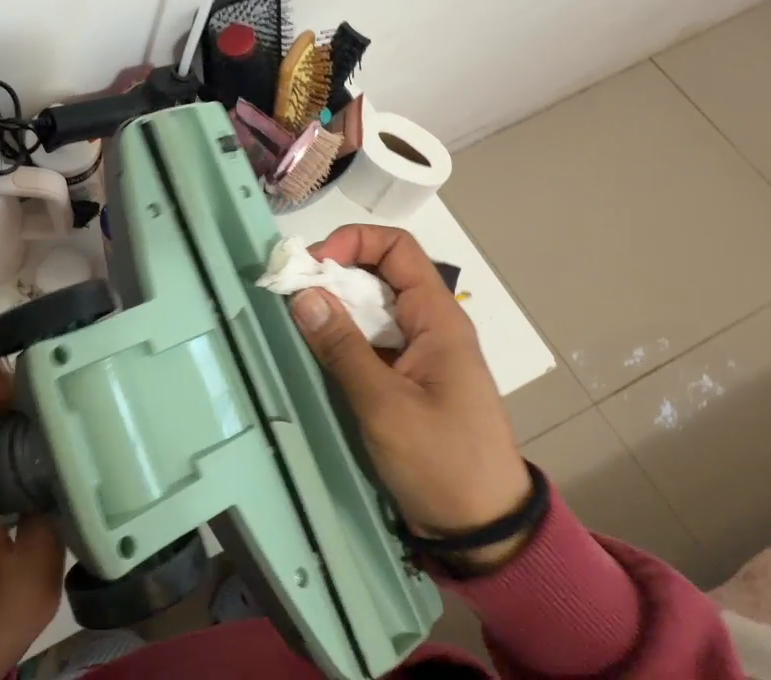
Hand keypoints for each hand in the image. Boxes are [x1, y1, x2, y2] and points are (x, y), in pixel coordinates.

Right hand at [289, 225, 533, 568]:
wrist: (481, 528)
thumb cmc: (441, 461)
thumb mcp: (385, 405)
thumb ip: (342, 348)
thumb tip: (303, 294)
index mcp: (437, 319)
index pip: (396, 248)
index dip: (352, 242)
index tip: (311, 266)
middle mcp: (428, 326)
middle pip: (377, 275)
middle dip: (332, 276)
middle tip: (289, 296)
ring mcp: (417, 354)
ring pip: (370, 310)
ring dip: (333, 310)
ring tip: (294, 324)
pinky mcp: (406, 381)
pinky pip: (369, 343)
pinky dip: (340, 341)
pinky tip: (313, 354)